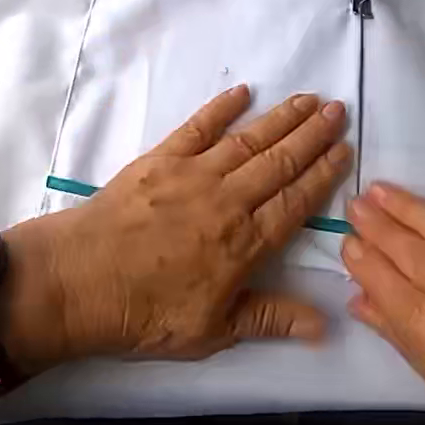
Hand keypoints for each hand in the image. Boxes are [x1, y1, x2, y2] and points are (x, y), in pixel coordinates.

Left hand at [0, 86, 351, 372]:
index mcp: (245, 244)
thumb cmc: (143, 313)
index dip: (324, 175)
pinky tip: (240, 93)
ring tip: (306, 99)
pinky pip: (195, 128)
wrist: (79, 281)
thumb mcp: (211, 331)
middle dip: (312, 136)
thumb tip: (327, 325)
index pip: (296, 202)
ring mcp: (191, 176)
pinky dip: (219, 109)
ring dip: (279, 118)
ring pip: (246, 141)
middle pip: (279, 163)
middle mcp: (226, 201)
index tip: (345, 151)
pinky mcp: (157, 161)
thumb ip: (269, 319)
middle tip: (337, 110)